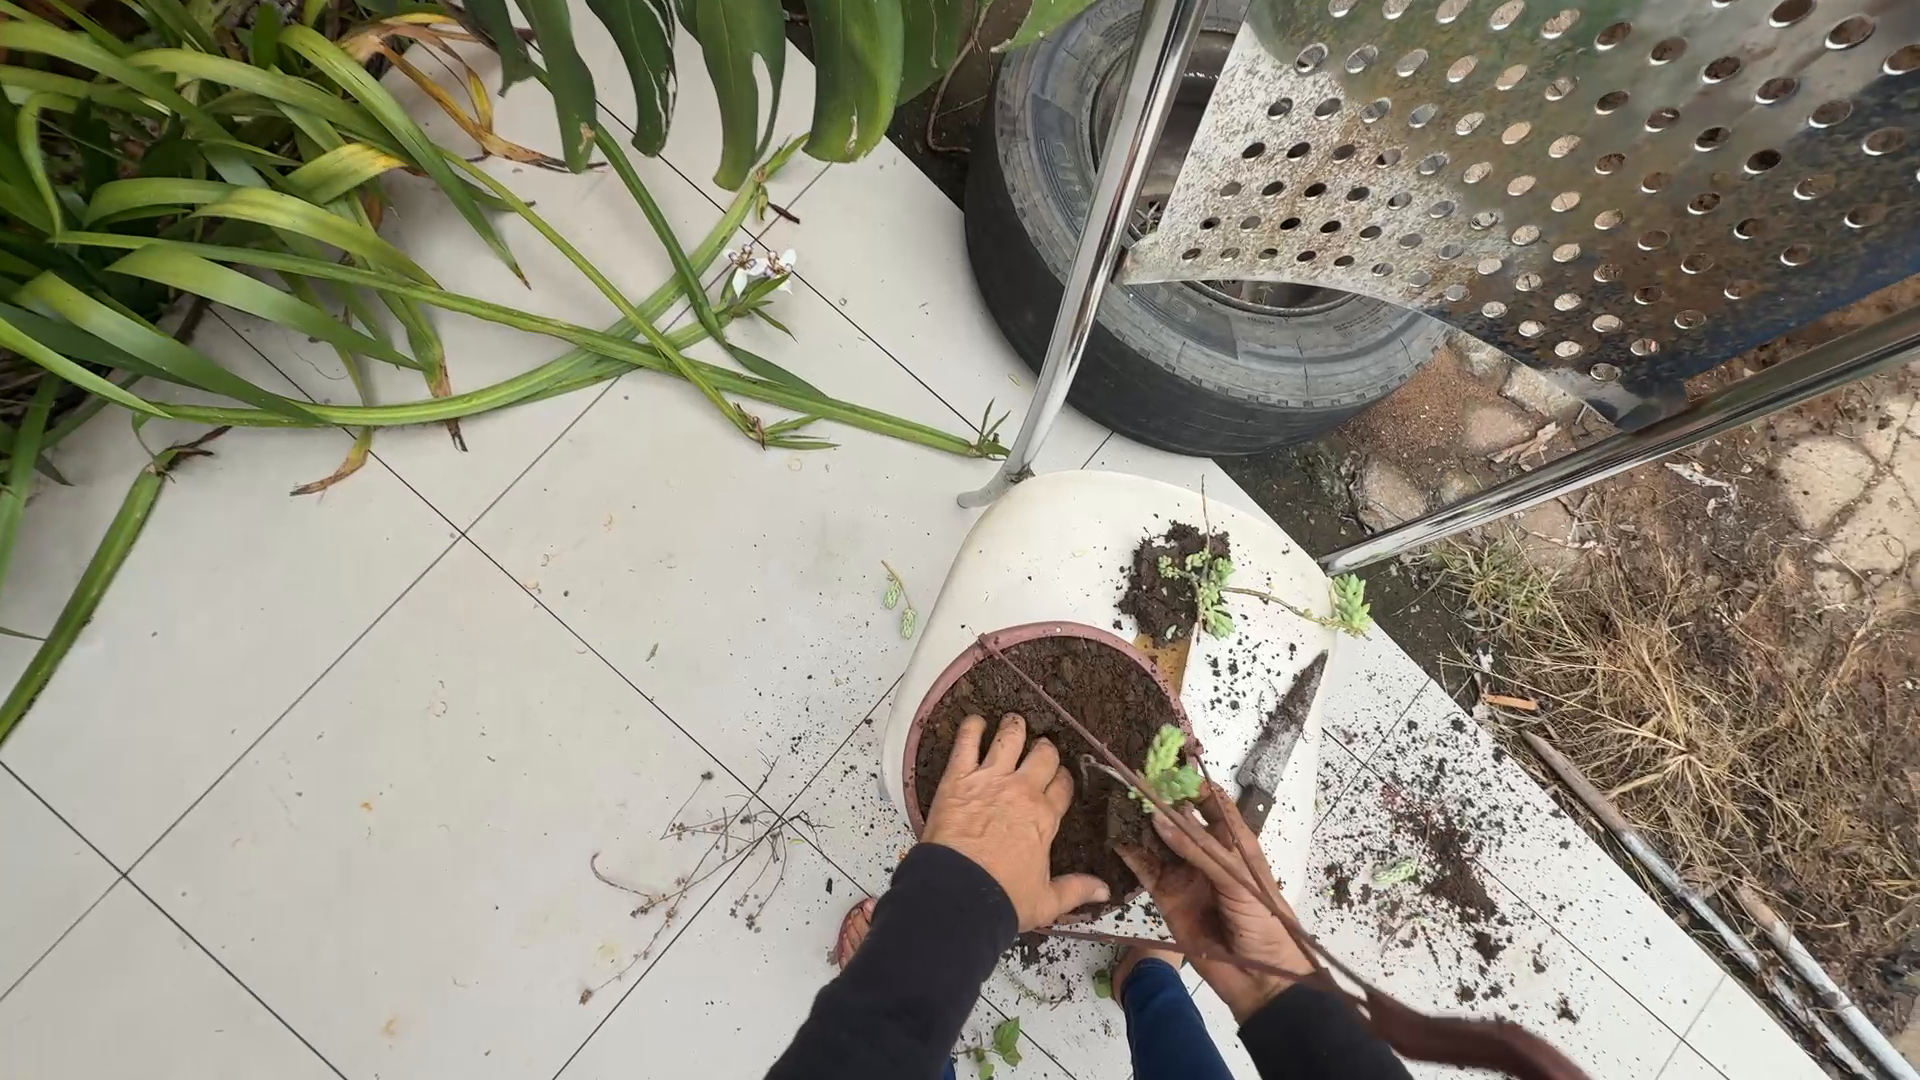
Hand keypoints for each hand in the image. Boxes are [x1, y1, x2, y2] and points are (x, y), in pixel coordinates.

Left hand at [922, 713, 1110, 929]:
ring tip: (1014, 721)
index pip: (1063, 785)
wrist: (958, 893)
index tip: (1059, 776)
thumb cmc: (1002, 899)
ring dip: (1015, 727)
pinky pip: (967, 741)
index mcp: (1045, 817)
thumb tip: (1105, 891)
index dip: (1063, 777)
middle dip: (1045, 749)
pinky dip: (972, 727)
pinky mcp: (959, 776)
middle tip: (1040, 748)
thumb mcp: (1046, 902)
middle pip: (1043, 755)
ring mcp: (990, 778)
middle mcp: (1022, 790)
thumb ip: (1076, 890)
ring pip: (1010, 738)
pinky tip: (975, 720)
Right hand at [1119, 783, 1313, 1021]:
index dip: (1190, 783)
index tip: (1166, 766)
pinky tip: (1115, 836)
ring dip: (1139, 822)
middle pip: (1177, 817)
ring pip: (1156, 838)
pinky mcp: (1166, 895)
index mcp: (1231, 840)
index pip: (1210, 802)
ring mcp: (1183, 871)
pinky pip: (1144, 868)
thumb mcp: (1235, 876)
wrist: (1261, 981)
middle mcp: (1204, 851)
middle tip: (1132, 780)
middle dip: (1158, 799)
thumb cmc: (1264, 920)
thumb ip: (1196, 847)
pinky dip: (1128, 852)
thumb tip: (1159, 816)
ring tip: (1118, 801)